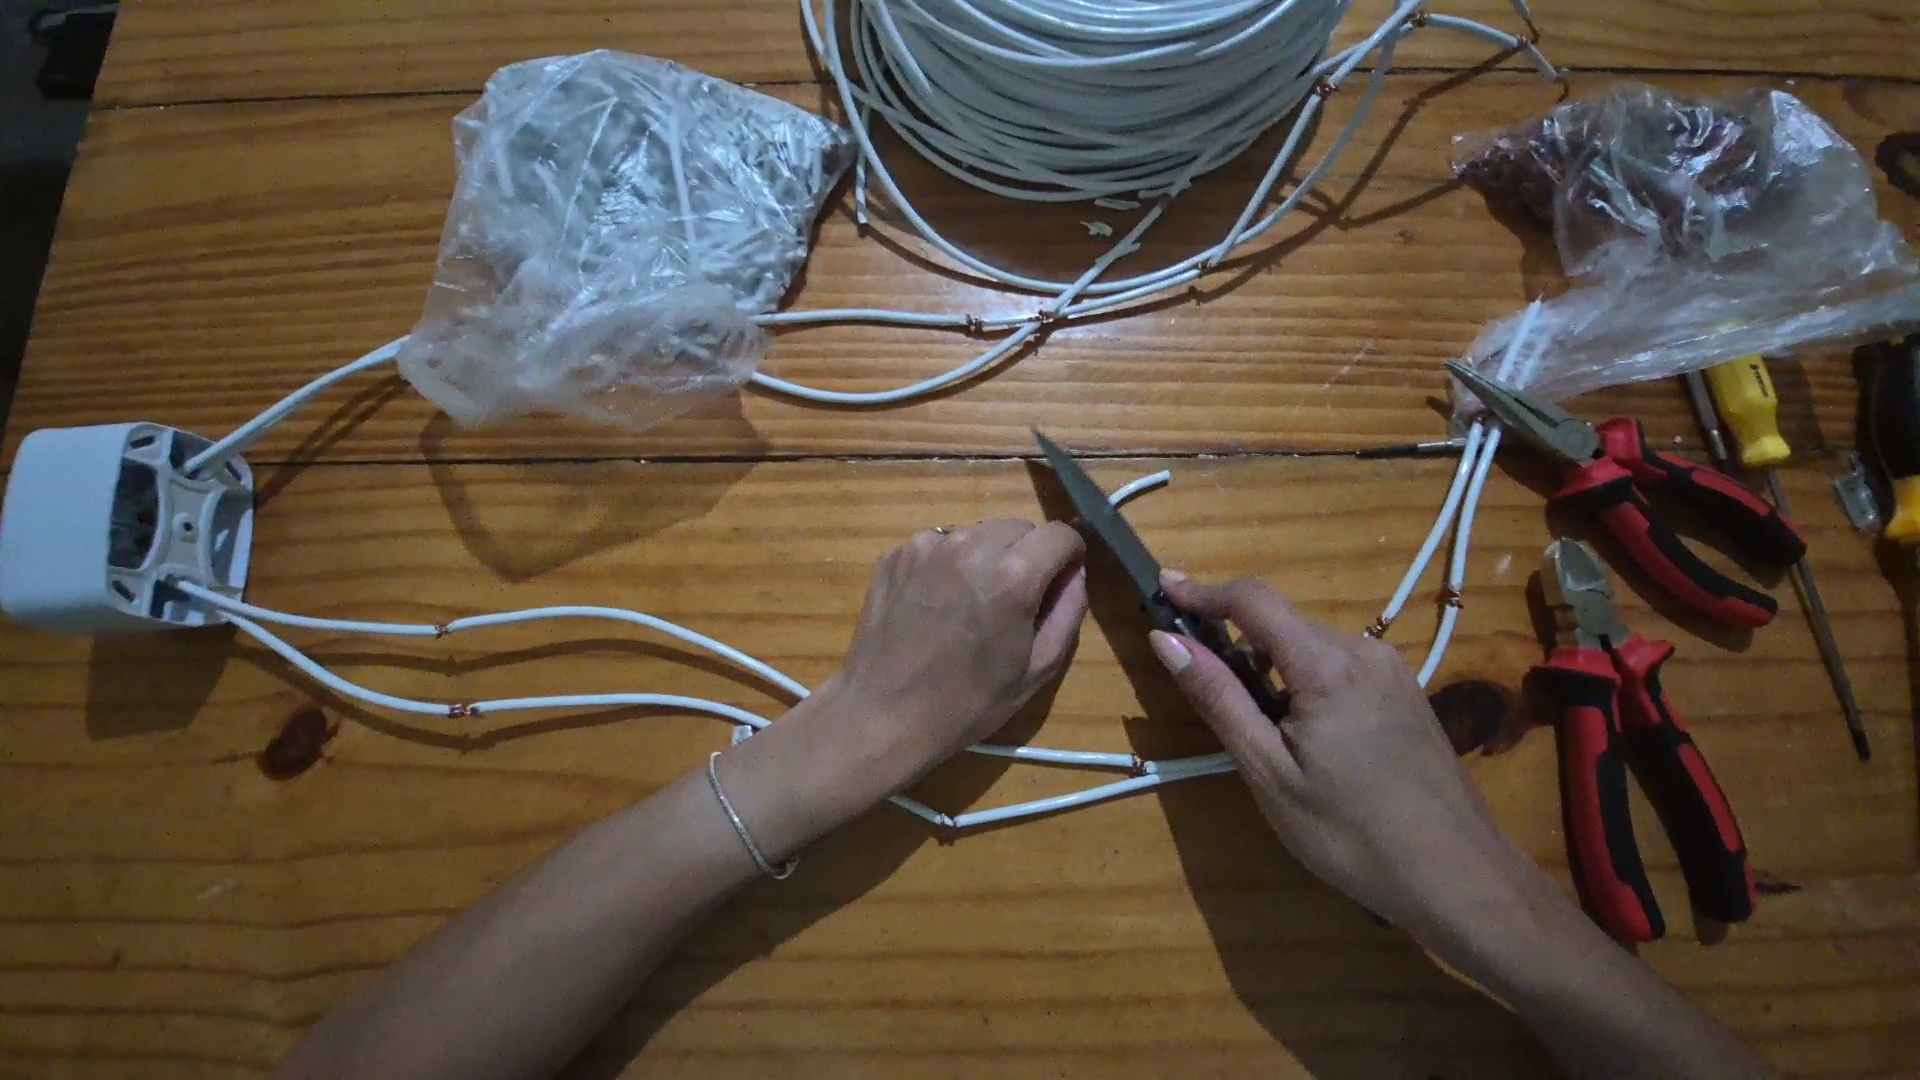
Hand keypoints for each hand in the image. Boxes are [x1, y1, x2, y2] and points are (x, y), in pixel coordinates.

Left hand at [823, 519, 1089, 783]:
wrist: (882, 715)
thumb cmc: (968, 703)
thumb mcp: (1038, 669)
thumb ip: (1068, 611)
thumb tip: (1075, 571)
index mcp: (1013, 576)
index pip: (1060, 534)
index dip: (1069, 555)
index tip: (1061, 579)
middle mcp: (970, 545)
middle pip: (1017, 528)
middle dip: (1026, 554)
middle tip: (1012, 600)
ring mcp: (926, 546)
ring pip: (976, 533)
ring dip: (984, 556)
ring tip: (969, 603)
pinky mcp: (894, 555)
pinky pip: (938, 546)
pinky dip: (946, 565)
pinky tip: (934, 605)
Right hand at [1147, 573, 1541, 932]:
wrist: (1463, 881)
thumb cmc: (1353, 834)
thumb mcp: (1269, 772)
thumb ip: (1219, 697)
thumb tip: (1165, 639)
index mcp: (1326, 665)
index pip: (1253, 599)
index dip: (1203, 590)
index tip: (1162, 588)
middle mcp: (1362, 651)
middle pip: (1280, 622)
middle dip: (1234, 641)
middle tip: (1202, 688)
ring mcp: (1389, 670)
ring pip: (1307, 645)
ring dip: (1268, 665)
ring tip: (1258, 729)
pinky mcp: (1403, 692)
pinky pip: (1336, 665)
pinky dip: (1301, 679)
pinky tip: (1303, 736)